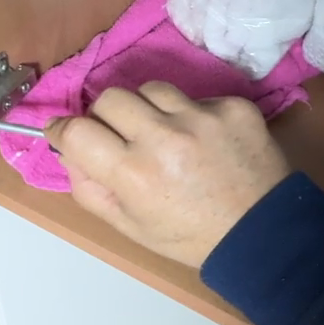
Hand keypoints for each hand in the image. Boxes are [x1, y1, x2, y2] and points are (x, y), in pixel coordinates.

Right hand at [44, 82, 291, 268]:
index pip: (77, 130)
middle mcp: (163, 138)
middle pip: (109, 98)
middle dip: (104, 116)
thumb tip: (69, 151)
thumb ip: (89, 188)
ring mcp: (201, 117)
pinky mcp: (232, 107)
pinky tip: (200, 141)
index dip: (62, 130)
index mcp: (132, 173)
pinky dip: (188, 115)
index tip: (63, 133)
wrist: (261, 232)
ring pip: (150, 89)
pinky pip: (192, 97)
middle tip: (118, 137)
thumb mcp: (127, 225)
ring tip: (162, 135)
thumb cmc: (186, 236)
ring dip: (146, 109)